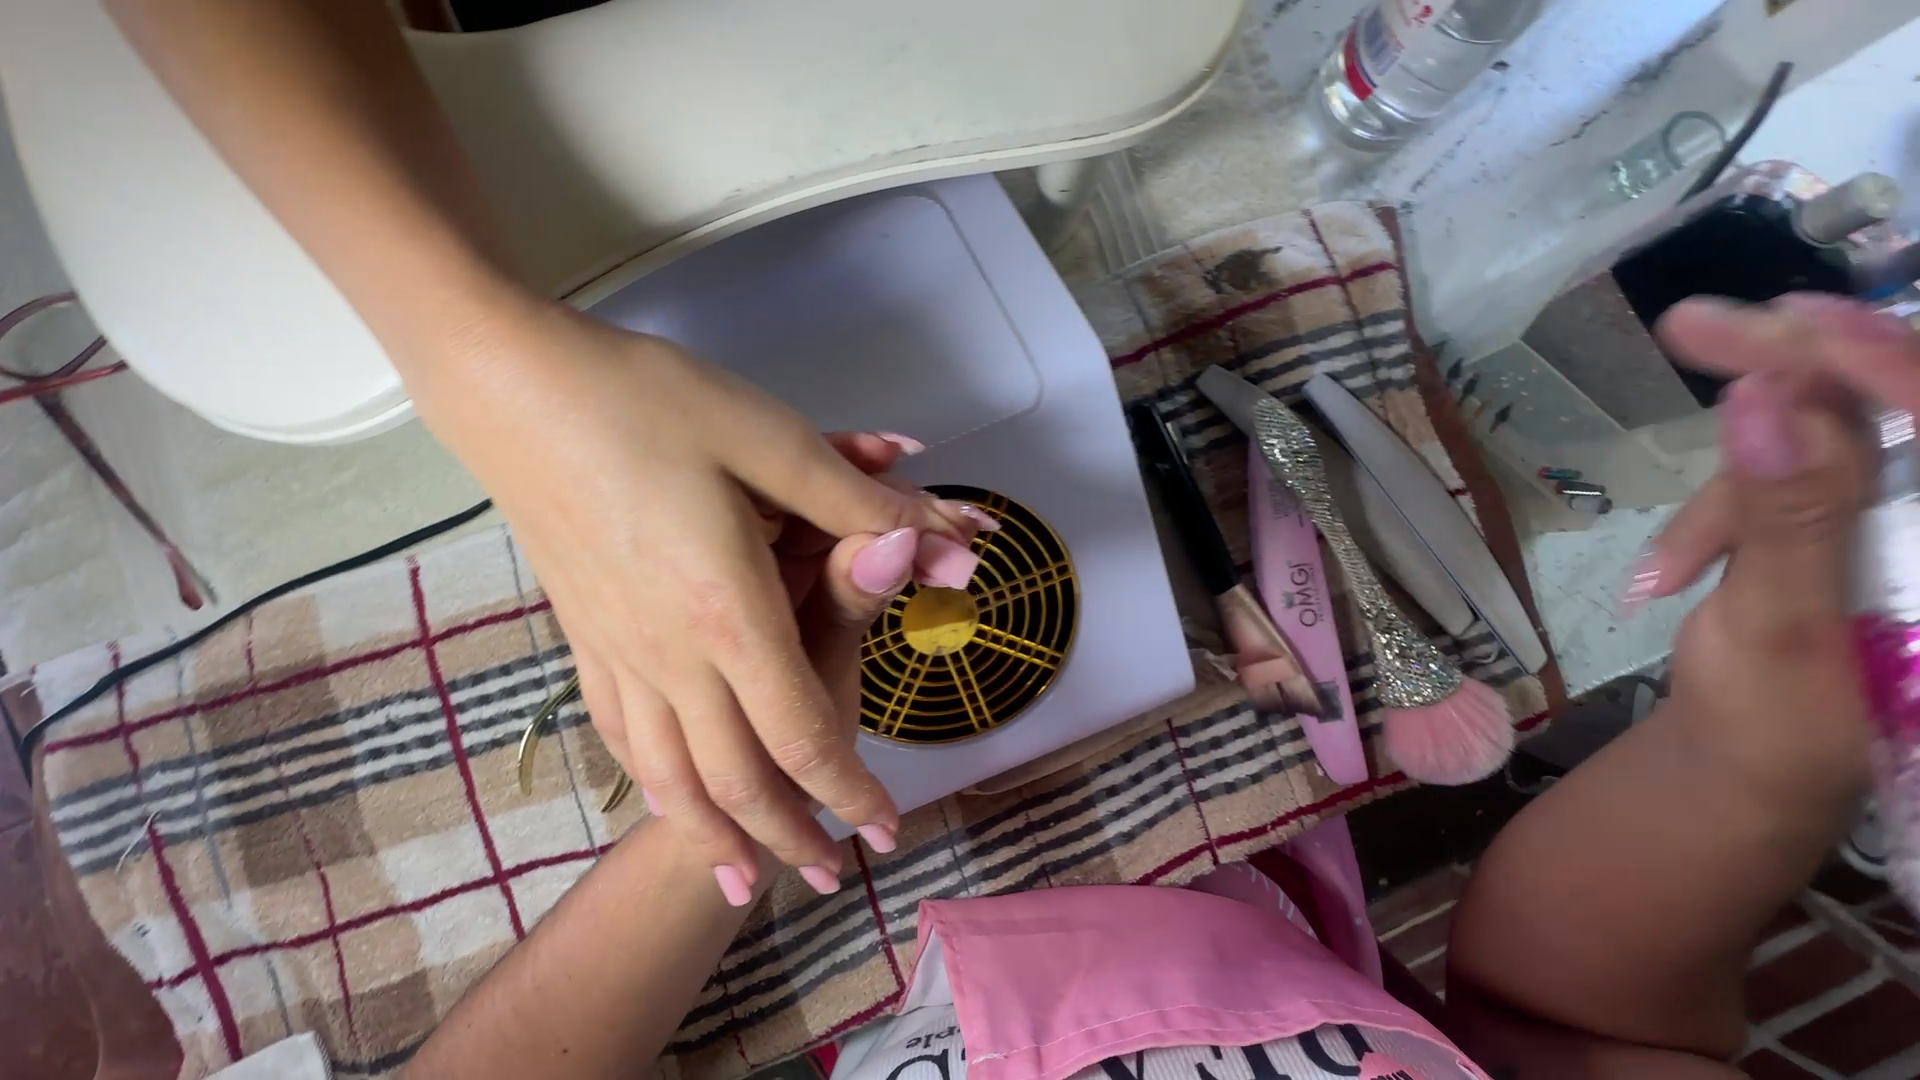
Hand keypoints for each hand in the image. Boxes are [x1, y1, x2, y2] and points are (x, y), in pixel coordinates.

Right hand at [404, 300, 985, 894]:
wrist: (509, 385)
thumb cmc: (651, 406)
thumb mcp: (771, 442)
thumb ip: (857, 508)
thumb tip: (940, 546)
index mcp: (727, 613)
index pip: (799, 732)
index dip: (847, 790)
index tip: (882, 832)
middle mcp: (670, 653)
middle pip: (735, 776)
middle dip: (787, 833)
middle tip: (822, 877)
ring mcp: (615, 650)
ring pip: (670, 773)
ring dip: (714, 832)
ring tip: (741, 878)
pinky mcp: (580, 631)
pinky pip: (620, 733)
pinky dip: (651, 781)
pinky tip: (658, 793)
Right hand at [1632, 298, 1878, 798]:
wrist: (1745, 763)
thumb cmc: (1778, 724)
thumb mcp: (1777, 627)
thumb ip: (1784, 517)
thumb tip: (1761, 401)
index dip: (1881, 361)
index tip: (1785, 318)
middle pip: (1887, 408)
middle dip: (1789, 373)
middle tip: (1690, 325)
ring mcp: (1899, 516)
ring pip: (1815, 447)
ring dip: (1723, 495)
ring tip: (1662, 574)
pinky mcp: (1844, 520)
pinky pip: (1778, 481)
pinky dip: (1714, 516)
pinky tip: (1670, 571)